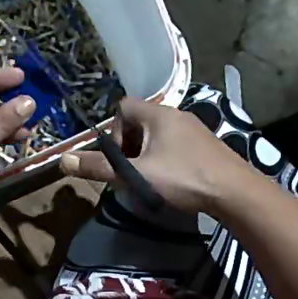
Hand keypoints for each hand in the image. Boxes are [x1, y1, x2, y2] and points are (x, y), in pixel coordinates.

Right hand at [59, 97, 258, 214]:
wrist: (235, 192)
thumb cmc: (183, 178)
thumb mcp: (136, 176)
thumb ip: (99, 168)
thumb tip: (63, 160)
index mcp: (157, 114)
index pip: (123, 106)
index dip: (113, 130)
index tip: (118, 157)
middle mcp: (176, 115)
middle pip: (139, 122)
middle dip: (128, 147)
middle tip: (130, 173)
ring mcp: (194, 130)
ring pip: (157, 136)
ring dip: (146, 156)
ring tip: (148, 181)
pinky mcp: (206, 146)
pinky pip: (174, 145)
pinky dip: (165, 160)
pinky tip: (171, 182)